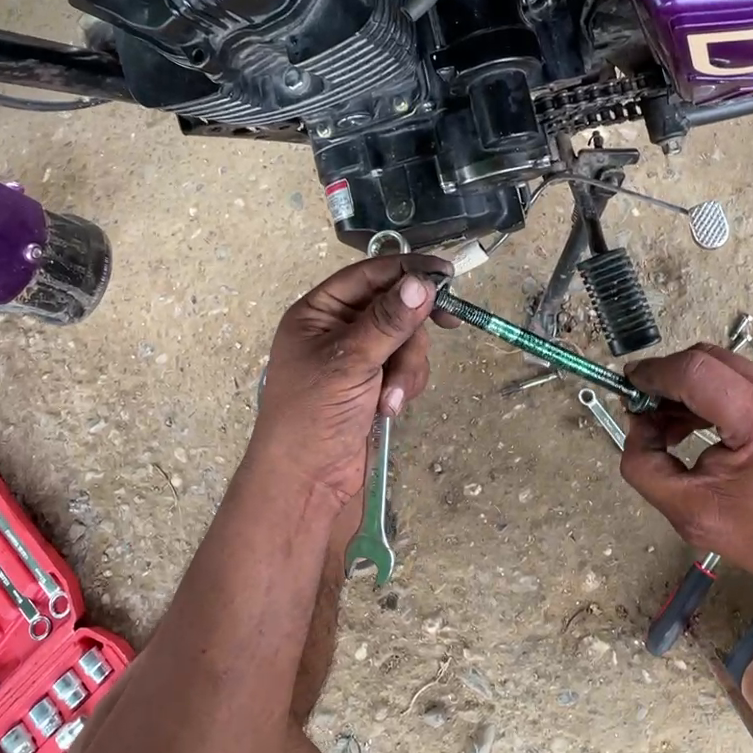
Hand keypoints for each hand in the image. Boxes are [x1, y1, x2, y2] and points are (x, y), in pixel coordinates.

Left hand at [248, 255, 447, 502]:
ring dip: (406, 369)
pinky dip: (404, 385)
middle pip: (396, 308)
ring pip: (406, 340)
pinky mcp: (374, 383)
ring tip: (390, 398)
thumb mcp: (350, 361)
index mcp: (320, 311)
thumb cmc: (313, 413)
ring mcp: (359, 357)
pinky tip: (389, 409)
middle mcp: (339, 327)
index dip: (407, 271)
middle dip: (408, 336)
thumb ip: (389, 320)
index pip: (369, 275)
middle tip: (436, 334)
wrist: (306, 481)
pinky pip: (406, 368)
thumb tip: (422, 282)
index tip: (446, 275)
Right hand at [619, 344, 752, 600]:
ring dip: (689, 387)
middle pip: (709, 359)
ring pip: (726, 369)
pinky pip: (744, 386)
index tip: (626, 387)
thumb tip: (637, 427)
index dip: (653, 373)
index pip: (695, 370)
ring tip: (665, 426)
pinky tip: (696, 429)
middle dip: (668, 377)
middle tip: (642, 409)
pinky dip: (712, 397)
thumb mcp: (690, 512)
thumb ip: (645, 466)